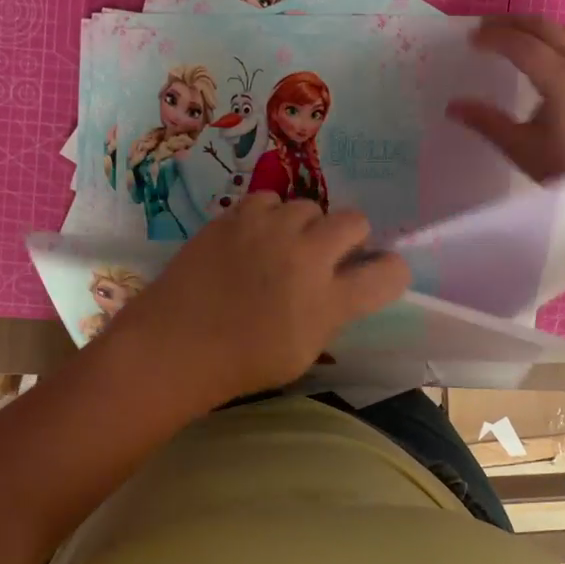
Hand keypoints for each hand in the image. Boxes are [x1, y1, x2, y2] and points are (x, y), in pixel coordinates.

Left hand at [108, 194, 409, 403]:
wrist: (175, 343)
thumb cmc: (241, 362)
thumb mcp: (303, 352)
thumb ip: (332, 313)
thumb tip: (343, 287)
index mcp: (329, 301)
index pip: (389, 273)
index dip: (389, 272)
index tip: (378, 274)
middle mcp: (307, 255)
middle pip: (355, 221)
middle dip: (350, 237)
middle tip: (327, 256)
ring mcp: (270, 229)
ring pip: (309, 206)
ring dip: (305, 225)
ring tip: (283, 247)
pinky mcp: (237, 214)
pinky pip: (269, 200)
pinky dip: (268, 216)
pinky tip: (253, 238)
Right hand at [448, 15, 564, 224]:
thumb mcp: (523, 149)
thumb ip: (487, 123)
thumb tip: (453, 106)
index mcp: (562, 80)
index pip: (522, 45)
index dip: (494, 37)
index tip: (470, 39)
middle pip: (547, 28)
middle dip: (514, 22)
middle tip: (486, 27)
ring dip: (538, 28)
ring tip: (513, 36)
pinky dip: (555, 41)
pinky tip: (544, 63)